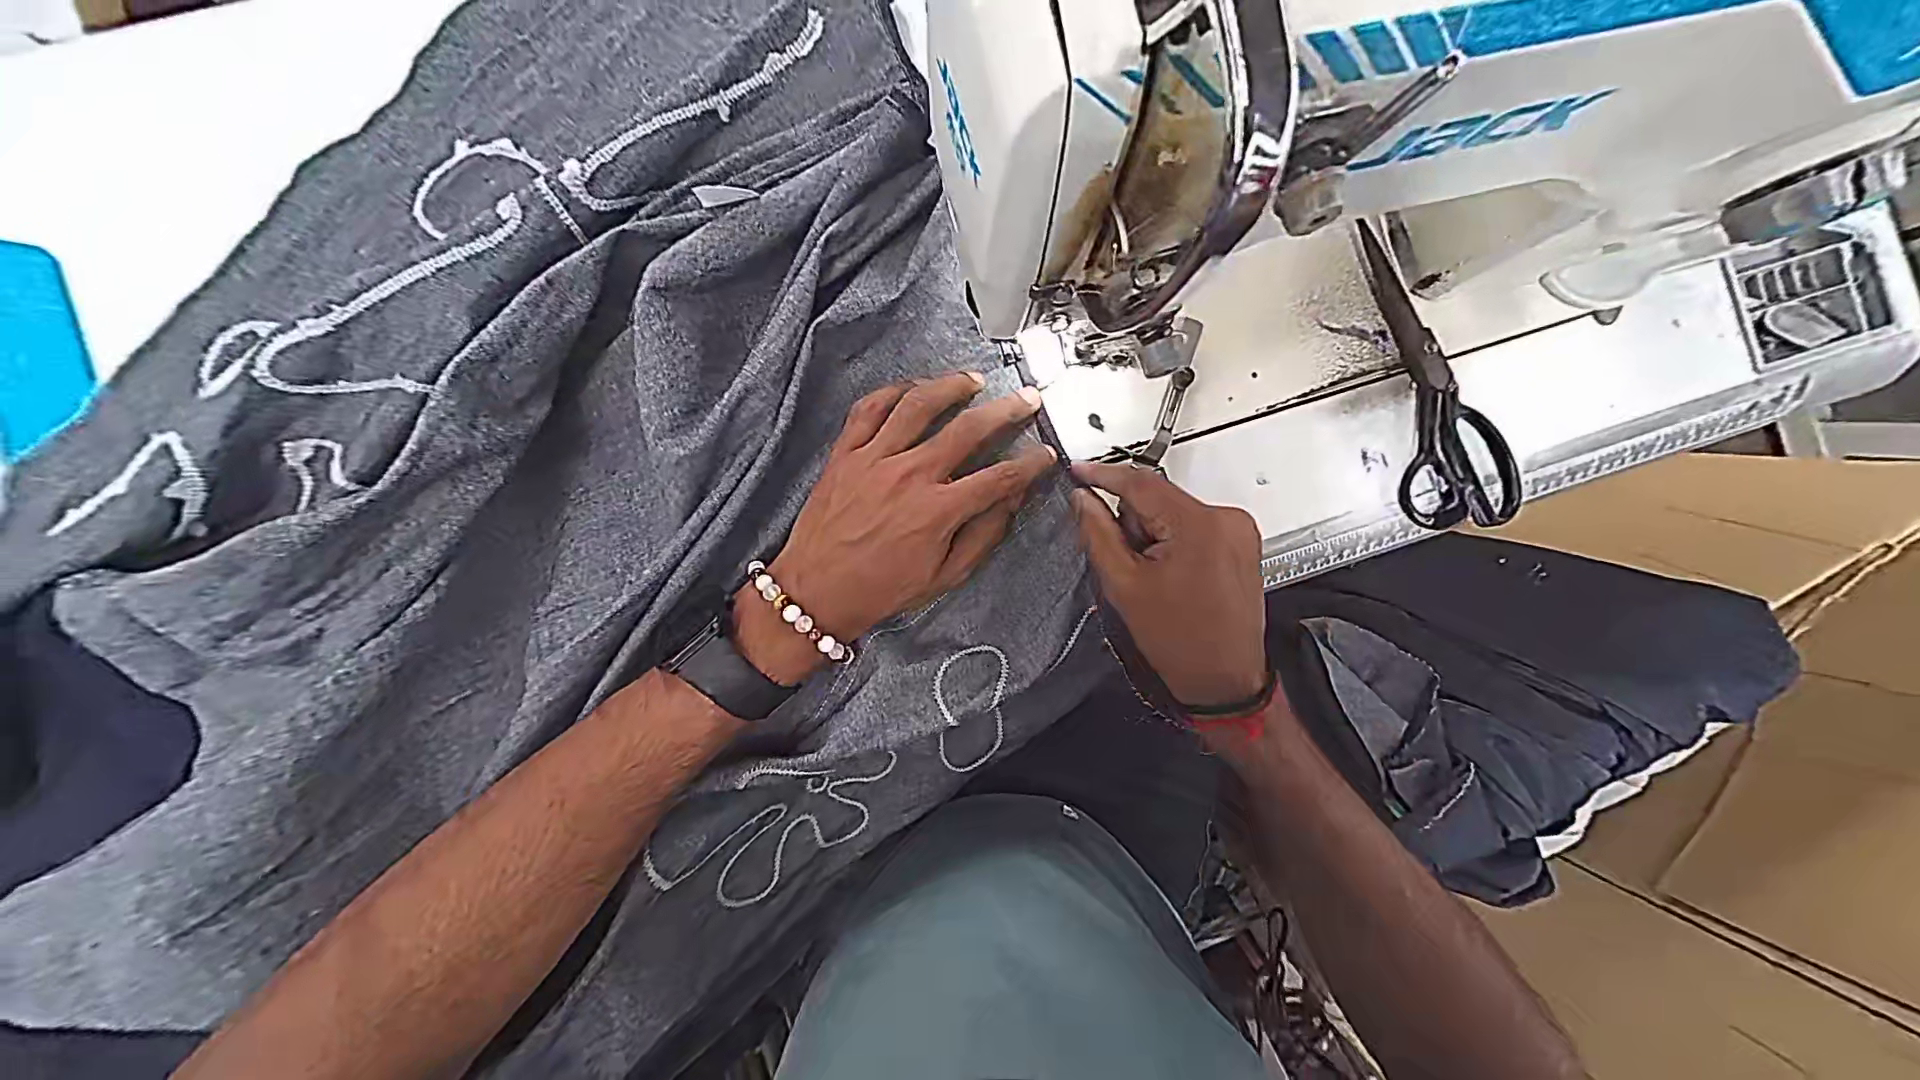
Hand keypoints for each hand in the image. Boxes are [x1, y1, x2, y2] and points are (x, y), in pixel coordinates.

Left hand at [734, 372, 1055, 683]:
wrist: (817, 591)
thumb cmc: (878, 588)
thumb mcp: (944, 576)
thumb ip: (982, 536)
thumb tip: (1010, 503)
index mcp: (936, 512)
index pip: (999, 476)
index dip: (1030, 463)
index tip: (1043, 455)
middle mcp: (908, 477)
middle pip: (969, 428)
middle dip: (1007, 410)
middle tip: (1025, 399)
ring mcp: (874, 460)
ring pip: (919, 404)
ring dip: (952, 386)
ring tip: (973, 380)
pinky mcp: (846, 454)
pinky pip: (869, 408)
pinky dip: (894, 391)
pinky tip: (912, 388)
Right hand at [1070, 462, 1266, 708]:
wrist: (1223, 676)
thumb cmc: (1182, 642)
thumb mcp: (1124, 585)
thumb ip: (1098, 532)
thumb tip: (1084, 500)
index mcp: (1197, 526)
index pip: (1140, 482)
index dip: (1103, 475)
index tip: (1081, 471)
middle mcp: (1226, 519)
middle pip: (1158, 497)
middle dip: (1133, 522)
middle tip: (1129, 563)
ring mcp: (1238, 529)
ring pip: (1173, 511)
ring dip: (1153, 533)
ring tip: (1157, 578)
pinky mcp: (1241, 541)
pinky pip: (1193, 524)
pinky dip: (1174, 541)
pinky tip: (1173, 576)